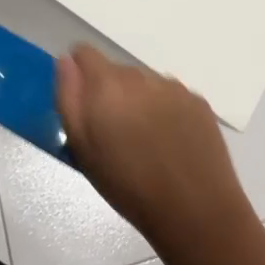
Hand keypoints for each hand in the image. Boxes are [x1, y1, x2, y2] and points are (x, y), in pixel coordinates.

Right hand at [56, 46, 250, 237]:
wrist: (196, 213)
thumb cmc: (128, 185)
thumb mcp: (81, 147)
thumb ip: (68, 96)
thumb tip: (65, 61)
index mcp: (107, 83)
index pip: (84, 52)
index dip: (79, 75)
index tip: (84, 105)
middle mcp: (140, 75)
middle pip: (115, 70)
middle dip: (110, 93)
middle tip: (115, 134)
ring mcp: (174, 88)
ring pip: (145, 83)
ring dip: (139, 101)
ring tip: (147, 142)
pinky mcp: (199, 103)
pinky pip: (172, 96)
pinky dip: (167, 111)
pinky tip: (172, 143)